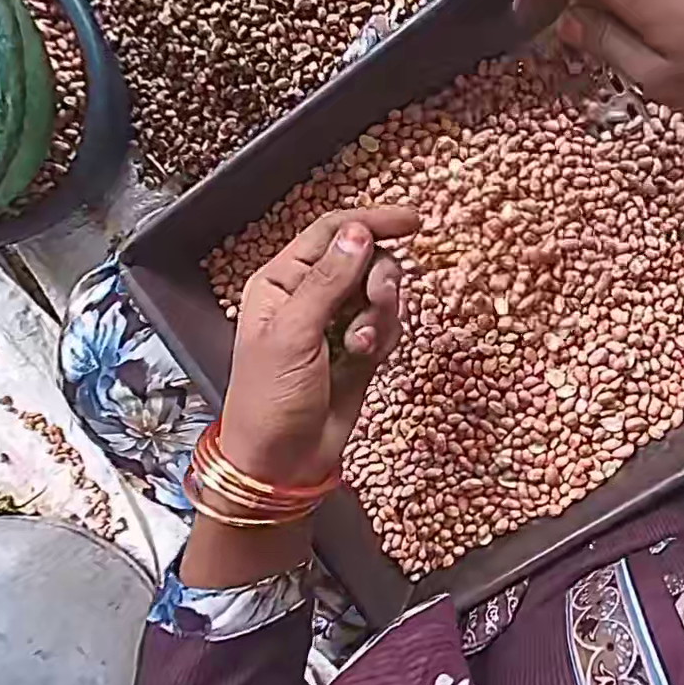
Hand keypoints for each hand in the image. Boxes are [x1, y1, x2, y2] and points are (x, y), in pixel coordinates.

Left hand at [220, 208, 420, 487]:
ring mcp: (339, 321)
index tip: (412, 222)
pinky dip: (385, 337)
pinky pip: (389, 324)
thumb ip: (328, 281)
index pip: (332, 232)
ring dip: (381, 315)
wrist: (283, 462)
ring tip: (361, 346)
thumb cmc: (271, 397)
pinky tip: (366, 359)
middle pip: (366, 259)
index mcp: (284, 280)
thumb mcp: (293, 334)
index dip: (372, 221)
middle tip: (376, 303)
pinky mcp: (361, 347)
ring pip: (382, 292)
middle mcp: (313, 294)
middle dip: (379, 279)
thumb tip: (360, 232)